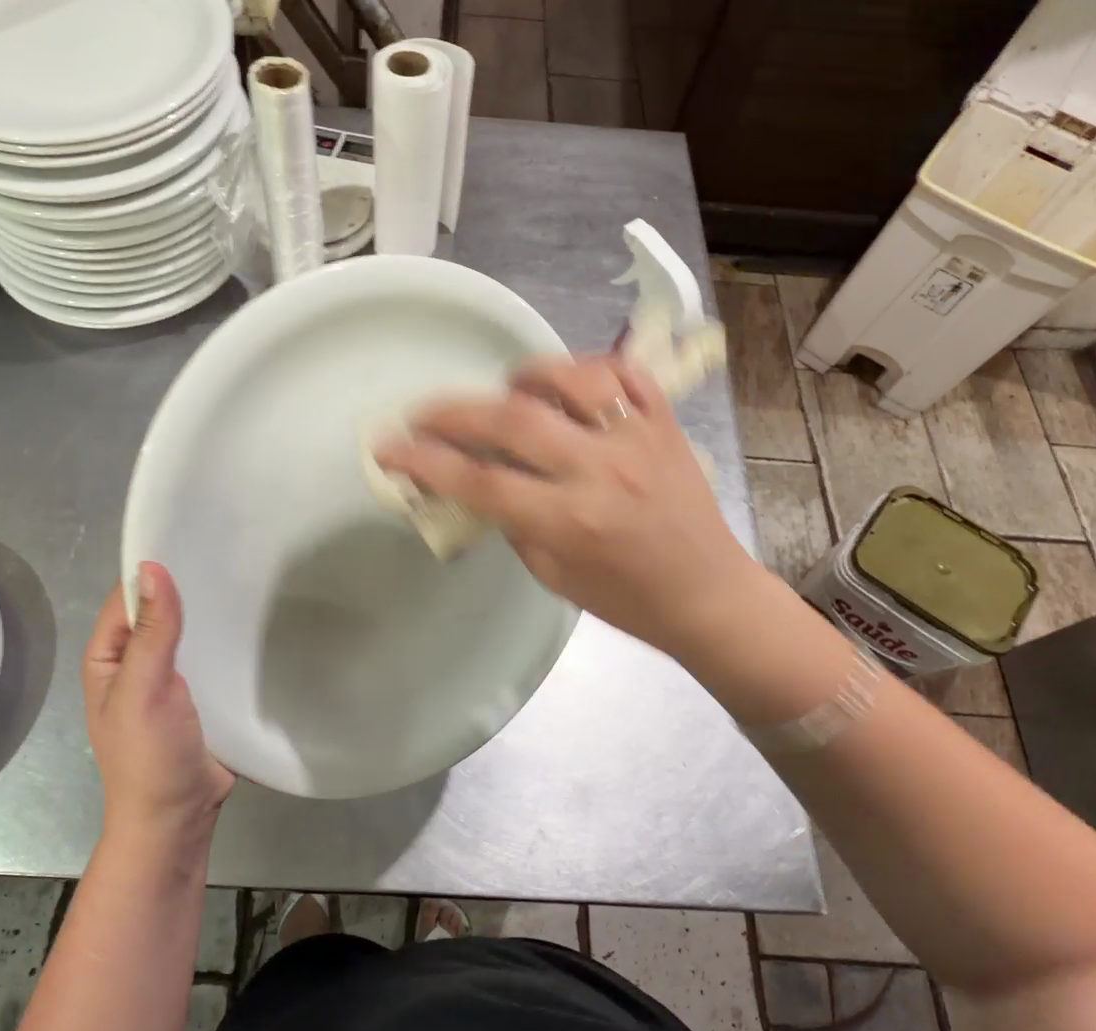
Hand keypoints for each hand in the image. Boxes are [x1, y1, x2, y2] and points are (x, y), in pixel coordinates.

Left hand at [82, 562, 233, 842]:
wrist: (177, 819)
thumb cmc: (149, 757)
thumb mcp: (145, 690)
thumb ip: (153, 632)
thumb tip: (153, 568)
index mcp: (109, 657)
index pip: (128, 598)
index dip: (154, 570)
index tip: (197, 540)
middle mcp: (136, 663)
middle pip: (160, 612)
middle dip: (189, 588)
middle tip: (235, 556)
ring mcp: (168, 681)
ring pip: (188, 634)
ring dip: (210, 615)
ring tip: (250, 582)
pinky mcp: (199, 697)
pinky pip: (209, 658)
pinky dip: (225, 643)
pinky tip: (252, 627)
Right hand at [374, 356, 760, 658]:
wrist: (707, 593)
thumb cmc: (626, 598)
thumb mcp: (555, 575)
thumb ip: (513, 524)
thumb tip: (478, 482)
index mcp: (570, 520)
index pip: (480, 480)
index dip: (425, 462)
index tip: (388, 448)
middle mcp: (601, 469)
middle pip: (512, 420)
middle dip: (453, 412)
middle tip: (422, 414)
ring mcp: (638, 438)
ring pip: (572, 379)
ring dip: (525, 375)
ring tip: (505, 388)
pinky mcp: (665, 422)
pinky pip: (626, 373)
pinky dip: (589, 368)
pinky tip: (568, 383)